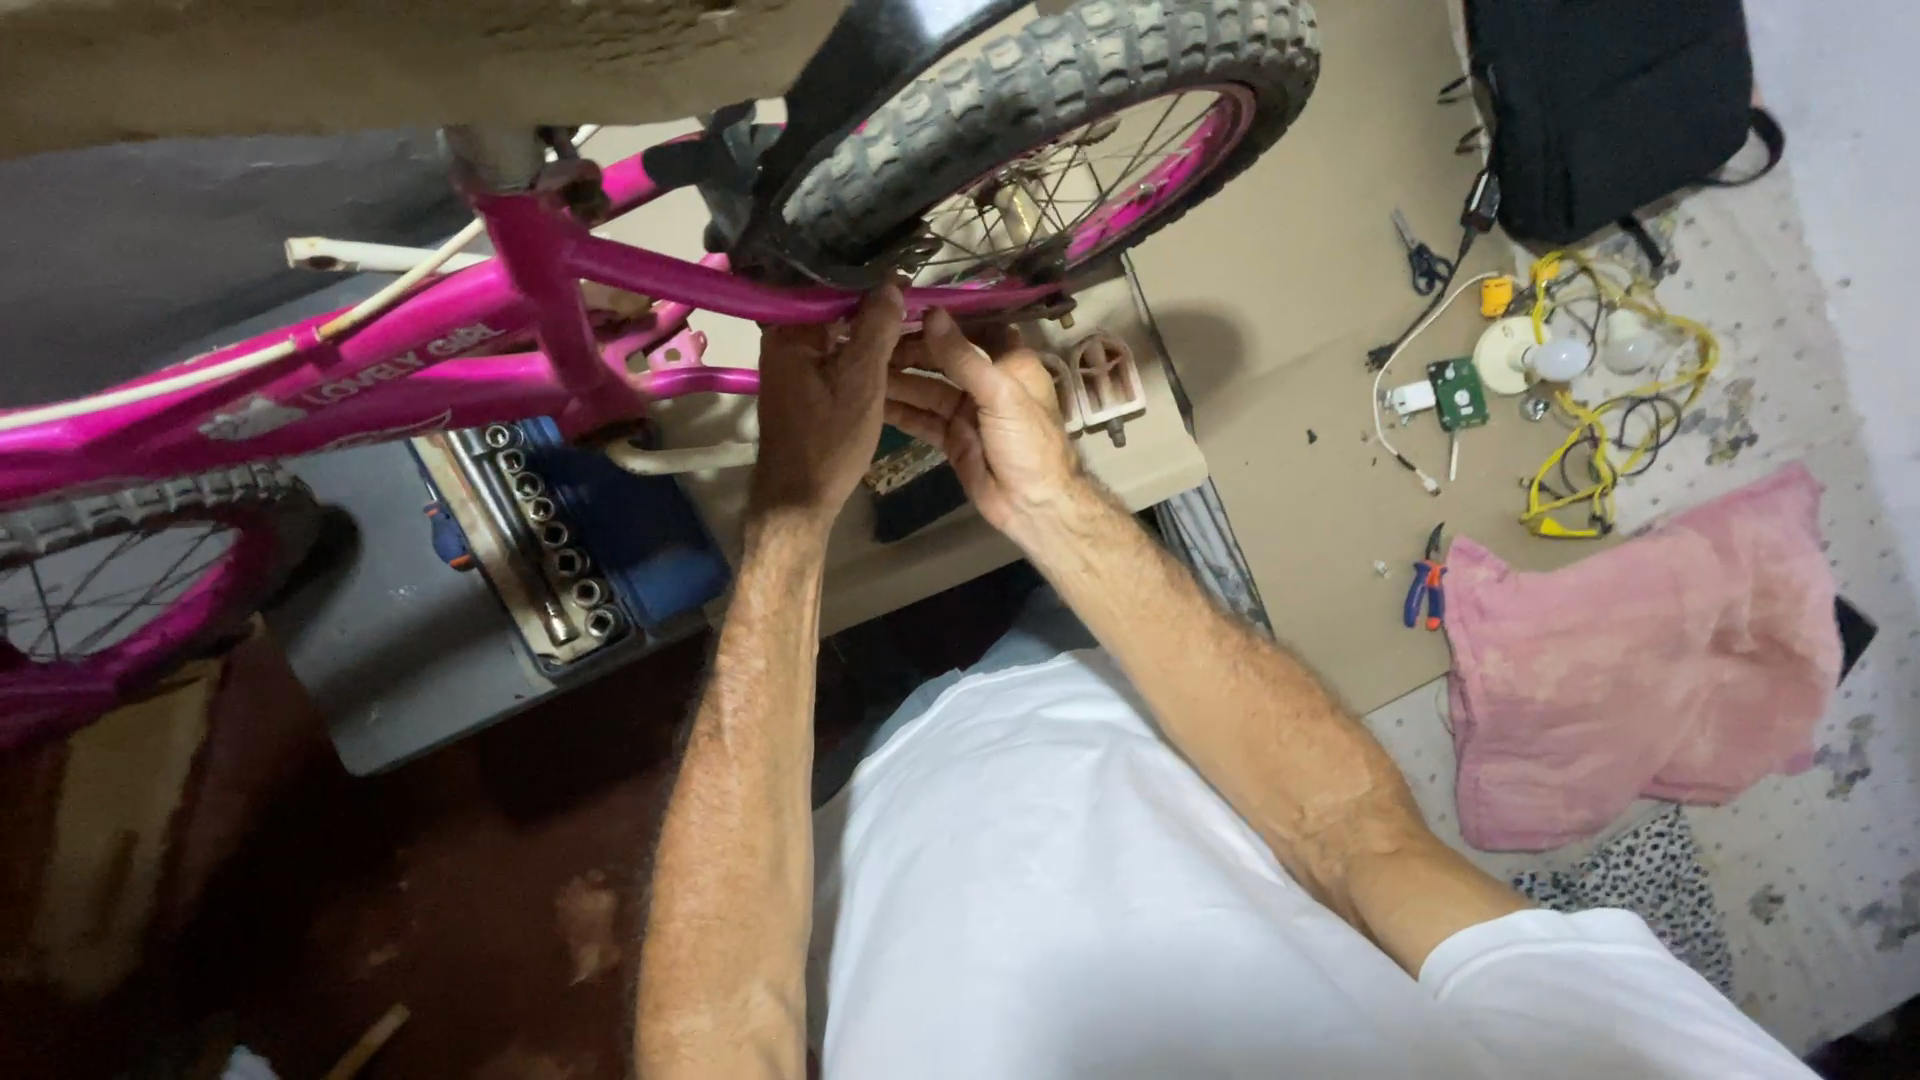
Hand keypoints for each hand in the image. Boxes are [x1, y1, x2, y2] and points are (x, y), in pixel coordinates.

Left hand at [749, 286, 904, 533]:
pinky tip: (888, 362)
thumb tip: (891, 284)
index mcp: (789, 332)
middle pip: (835, 312)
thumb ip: (876, 329)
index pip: (833, 289)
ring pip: (837, 339)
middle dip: (874, 311)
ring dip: (871, 337)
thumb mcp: (861, 381)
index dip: (873, 285)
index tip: (909, 283)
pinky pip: (834, 362)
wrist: (799, 499)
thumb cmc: (829, 440)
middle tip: (916, 308)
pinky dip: (859, 360)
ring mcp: (791, 368)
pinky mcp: (802, 390)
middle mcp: (783, 342)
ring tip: (911, 332)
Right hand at [883, 308, 1085, 539]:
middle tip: (871, 341)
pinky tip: (872, 402)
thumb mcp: (1000, 393)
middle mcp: (988, 383)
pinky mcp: (952, 438)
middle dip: (911, 351)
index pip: (973, 329)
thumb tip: (932, 314)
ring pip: (928, 389)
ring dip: (900, 380)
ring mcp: (968, 412)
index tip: (903, 308)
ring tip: (862, 369)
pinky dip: (900, 412)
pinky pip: (922, 419)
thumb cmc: (1028, 442)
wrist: (1033, 505)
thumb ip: (963, 357)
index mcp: (1010, 363)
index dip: (942, 320)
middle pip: (944, 359)